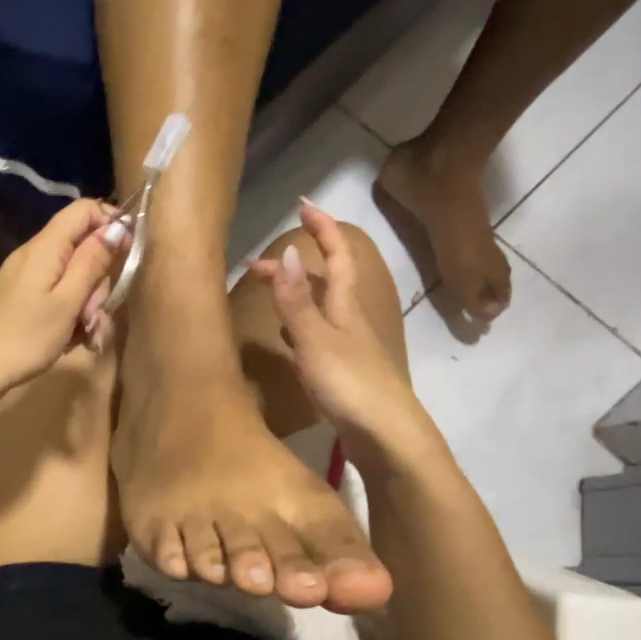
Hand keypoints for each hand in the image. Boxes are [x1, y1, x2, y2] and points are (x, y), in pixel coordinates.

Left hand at [0, 199, 123, 395]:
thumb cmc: (27, 338)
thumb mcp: (68, 302)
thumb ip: (93, 261)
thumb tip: (117, 226)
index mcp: (44, 248)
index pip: (83, 210)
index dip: (110, 224)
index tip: (125, 254)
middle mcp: (32, 254)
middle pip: (80, 248)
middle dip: (97, 281)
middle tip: (94, 316)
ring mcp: (24, 276)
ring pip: (70, 276)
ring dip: (85, 305)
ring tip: (86, 337)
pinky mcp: (19, 296)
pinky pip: (54, 294)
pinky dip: (68, 313)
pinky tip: (71, 339)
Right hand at [257, 201, 439, 471]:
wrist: (384, 435)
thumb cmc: (350, 385)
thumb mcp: (316, 341)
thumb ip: (297, 301)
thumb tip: (287, 252)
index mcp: (345, 308)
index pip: (336, 256)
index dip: (322, 229)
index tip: (302, 204)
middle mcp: (347, 320)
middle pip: (324, 281)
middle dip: (295, 263)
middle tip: (256, 261)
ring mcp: (345, 346)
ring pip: (319, 306)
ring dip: (294, 291)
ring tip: (267, 287)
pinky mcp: (338, 370)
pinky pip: (314, 334)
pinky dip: (297, 323)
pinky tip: (287, 333)